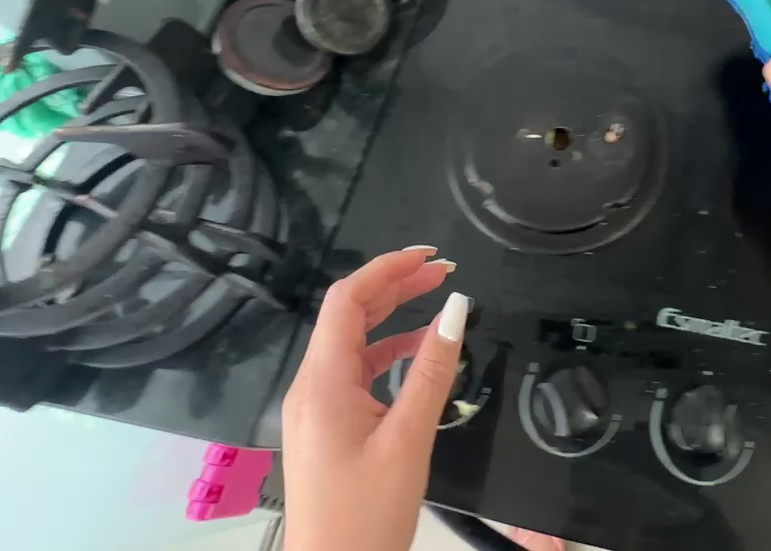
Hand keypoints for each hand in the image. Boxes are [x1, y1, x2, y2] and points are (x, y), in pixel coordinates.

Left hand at [282, 246, 471, 550]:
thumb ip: (433, 368)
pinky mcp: (326, 426)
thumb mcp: (409, 438)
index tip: (429, 256)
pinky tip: (418, 352)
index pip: (347, 300)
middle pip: (350, 314)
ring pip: (354, 341)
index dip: (386, 269)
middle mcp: (312, 386)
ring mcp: (316, 407)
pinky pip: (356, 371)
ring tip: (438, 299)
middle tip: (444, 270)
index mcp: (323, 382)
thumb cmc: (367, 514)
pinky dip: (388, 351)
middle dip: (396, 285)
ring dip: (393, 314)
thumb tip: (458, 305)